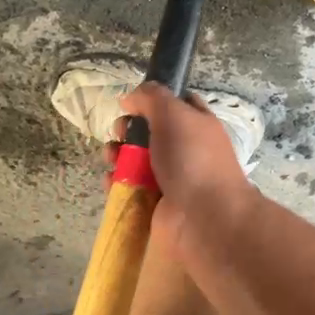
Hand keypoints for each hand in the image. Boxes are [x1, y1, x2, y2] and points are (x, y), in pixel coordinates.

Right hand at [118, 84, 257, 253]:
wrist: (204, 217)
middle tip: (119, 132)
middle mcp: (185, 148)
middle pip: (150, 131)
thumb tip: (130, 98)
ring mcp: (170, 177)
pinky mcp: (154, 202)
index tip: (132, 102)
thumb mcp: (173, 113)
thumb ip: (151, 97)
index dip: (154, 99)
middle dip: (129, 128)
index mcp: (198, 124)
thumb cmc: (191, 157)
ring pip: (137, 159)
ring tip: (111, 158)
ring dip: (119, 155)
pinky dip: (117, 182)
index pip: (176, 103)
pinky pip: (131, 187)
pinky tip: (110, 181)